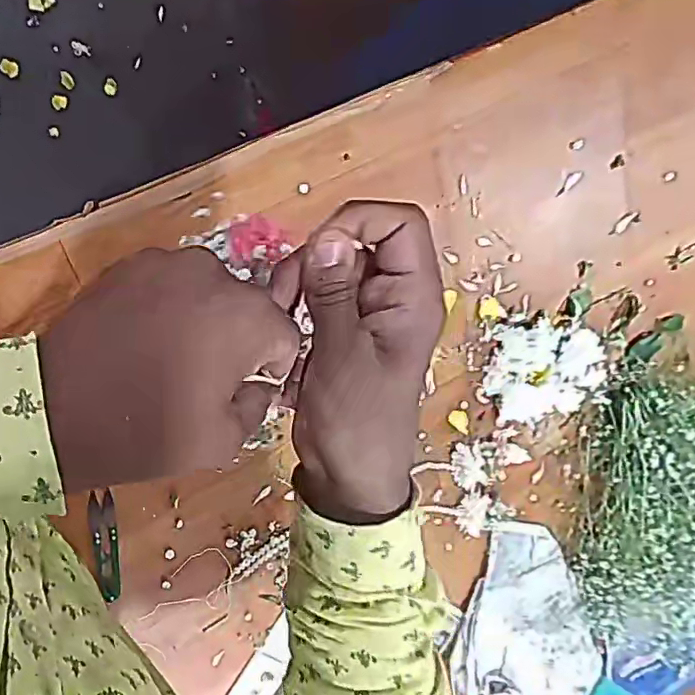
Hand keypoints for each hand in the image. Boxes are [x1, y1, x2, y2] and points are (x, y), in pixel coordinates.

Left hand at [39, 247, 300, 493]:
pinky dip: (167, 305)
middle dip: (238, 337)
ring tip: (170, 354)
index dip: (270, 366)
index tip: (245, 385)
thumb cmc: (149, 431)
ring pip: (209, 291)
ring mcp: (168, 264)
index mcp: (248, 317)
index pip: (285, 335)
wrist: (59, 410)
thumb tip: (257, 385)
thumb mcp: (224, 440)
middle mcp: (215, 276)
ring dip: (203, 317)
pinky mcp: (131, 264)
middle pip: (248, 307)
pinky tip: (144, 337)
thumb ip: (258, 405)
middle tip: (206, 373)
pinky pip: (169, 284)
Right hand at [269, 201, 443, 522]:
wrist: (348, 474)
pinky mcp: (342, 328)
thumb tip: (328, 237)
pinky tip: (286, 338)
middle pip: (356, 241)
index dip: (360, 220)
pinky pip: (317, 295)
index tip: (318, 247)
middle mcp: (393, 297)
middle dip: (315, 259)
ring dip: (298, 284)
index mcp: (413, 297)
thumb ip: (334, 293)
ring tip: (282, 320)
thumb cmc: (357, 423)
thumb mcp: (342, 355)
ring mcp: (366, 312)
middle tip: (286, 296)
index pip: (401, 224)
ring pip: (330, 266)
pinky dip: (296, 306)